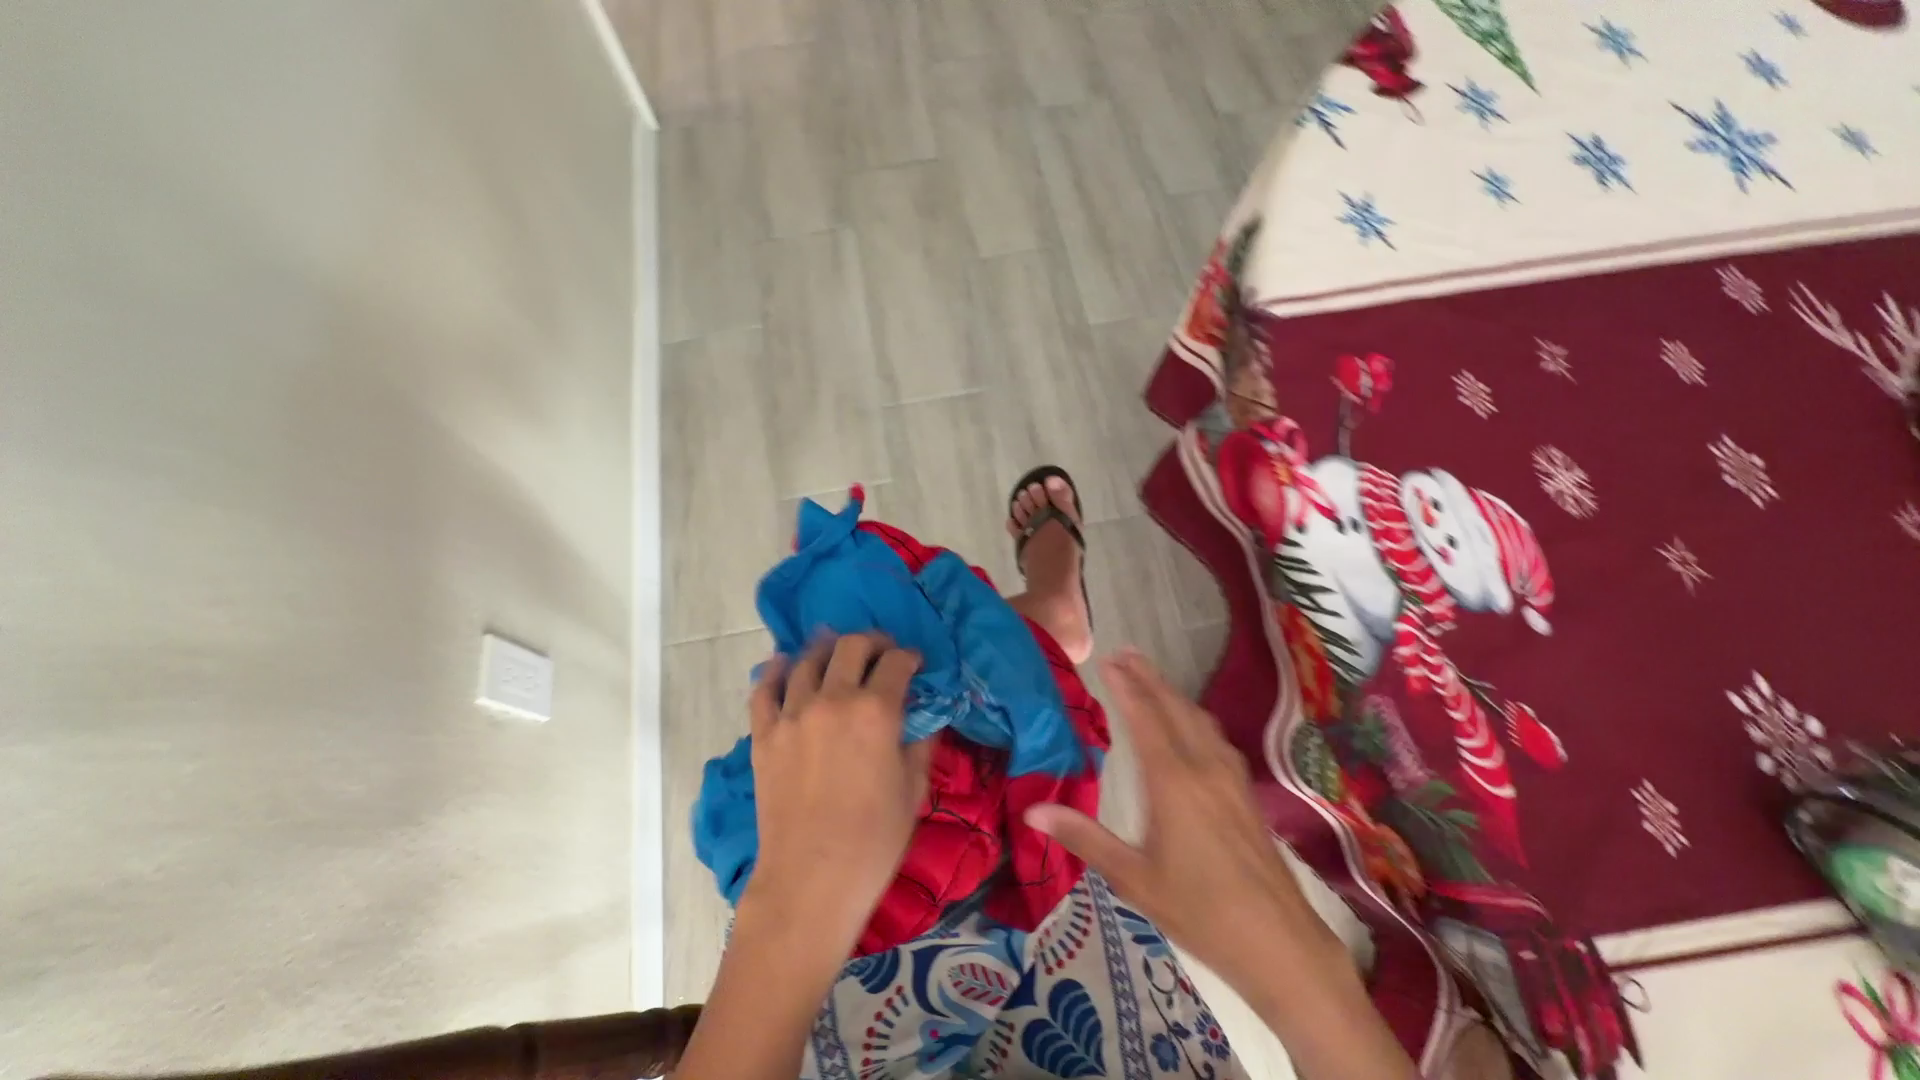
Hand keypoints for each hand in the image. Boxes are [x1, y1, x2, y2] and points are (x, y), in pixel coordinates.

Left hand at [746, 634, 932, 945]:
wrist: (811, 879)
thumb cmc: (874, 840)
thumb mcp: (913, 788)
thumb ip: (920, 740)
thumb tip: (924, 714)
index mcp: (875, 711)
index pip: (896, 663)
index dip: (911, 658)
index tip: (916, 664)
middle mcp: (832, 699)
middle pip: (851, 646)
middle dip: (873, 642)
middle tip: (882, 653)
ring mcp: (792, 714)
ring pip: (807, 659)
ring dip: (827, 649)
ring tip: (837, 654)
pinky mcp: (763, 734)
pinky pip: (764, 688)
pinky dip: (775, 670)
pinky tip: (784, 664)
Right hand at [1025, 650, 1350, 1004]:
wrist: (1278, 941)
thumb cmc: (1198, 911)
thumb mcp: (1133, 878)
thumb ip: (1084, 838)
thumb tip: (1032, 810)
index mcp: (1173, 782)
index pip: (1145, 719)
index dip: (1126, 687)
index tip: (1108, 660)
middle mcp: (1205, 769)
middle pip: (1175, 709)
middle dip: (1149, 678)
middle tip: (1125, 654)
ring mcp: (1231, 780)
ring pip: (1201, 721)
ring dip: (1174, 695)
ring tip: (1152, 680)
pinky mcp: (1246, 795)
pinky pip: (1216, 739)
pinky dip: (1195, 718)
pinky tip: (1193, 729)